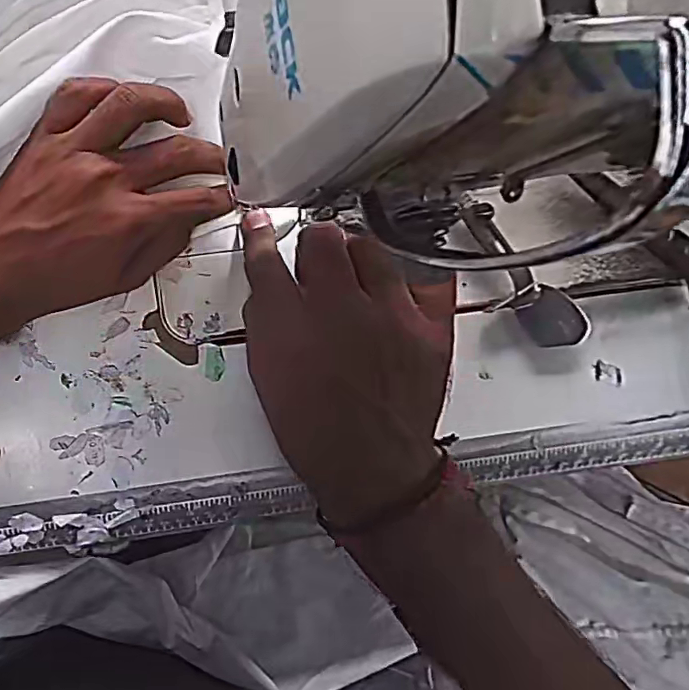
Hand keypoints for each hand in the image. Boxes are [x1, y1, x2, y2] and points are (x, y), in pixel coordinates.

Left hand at [0, 79, 233, 345]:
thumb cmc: (52, 280)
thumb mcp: (121, 278)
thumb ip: (162, 247)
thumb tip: (189, 222)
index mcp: (127, 219)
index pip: (193, 197)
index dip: (218, 195)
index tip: (223, 194)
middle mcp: (105, 179)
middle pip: (176, 151)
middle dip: (210, 156)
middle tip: (214, 161)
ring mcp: (74, 153)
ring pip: (130, 104)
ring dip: (164, 102)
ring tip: (176, 113)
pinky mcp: (45, 140)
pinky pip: (75, 96)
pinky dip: (102, 88)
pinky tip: (117, 98)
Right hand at [241, 211, 457, 528]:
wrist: (369, 465)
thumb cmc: (312, 427)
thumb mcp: (268, 374)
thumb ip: (265, 323)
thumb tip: (268, 290)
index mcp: (286, 325)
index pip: (266, 261)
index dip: (259, 237)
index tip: (259, 225)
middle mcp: (336, 310)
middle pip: (322, 240)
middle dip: (314, 244)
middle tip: (316, 263)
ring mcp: (388, 314)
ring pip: (370, 249)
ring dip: (357, 256)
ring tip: (357, 278)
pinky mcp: (429, 327)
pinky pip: (424, 277)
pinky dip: (409, 279)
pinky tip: (397, 292)